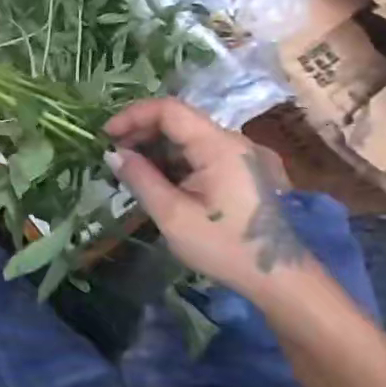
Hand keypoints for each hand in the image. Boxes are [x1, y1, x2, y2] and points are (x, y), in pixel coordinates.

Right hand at [105, 98, 315, 295]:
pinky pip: (203, 154)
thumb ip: (141, 179)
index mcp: (218, 145)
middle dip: (143, 132)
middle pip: (180, 121)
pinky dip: (177, 162)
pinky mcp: (242, 170)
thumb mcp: (173, 216)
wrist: (278, 277)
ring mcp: (240, 155)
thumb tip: (114, 154)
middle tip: (114, 155)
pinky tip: (159, 182)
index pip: (170, 110)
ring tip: (131, 171)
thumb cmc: (224, 247)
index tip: (107, 135)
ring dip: (158, 149)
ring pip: (190, 138)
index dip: (134, 116)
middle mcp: (232, 141)